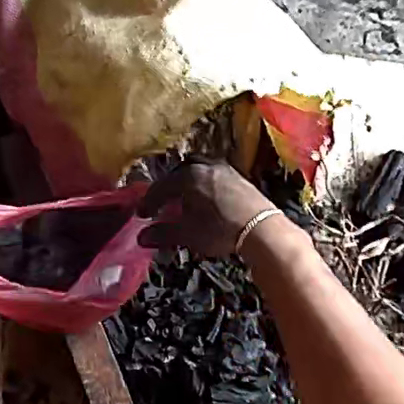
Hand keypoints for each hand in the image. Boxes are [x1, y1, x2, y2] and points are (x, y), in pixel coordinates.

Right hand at [138, 161, 276, 256]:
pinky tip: (205, 202)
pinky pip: (213, 177)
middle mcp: (205, 166)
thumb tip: (141, 237)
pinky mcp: (239, 177)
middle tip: (162, 205)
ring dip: (187, 186)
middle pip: (179, 174)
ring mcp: (224, 169)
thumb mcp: (188, 235)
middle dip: (168, 189)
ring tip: (184, 202)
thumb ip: (164, 233)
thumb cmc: (220, 230)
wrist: (262, 228)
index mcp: (188, 176)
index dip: (149, 202)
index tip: (142, 215)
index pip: (161, 187)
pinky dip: (203, 186)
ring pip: (198, 173)